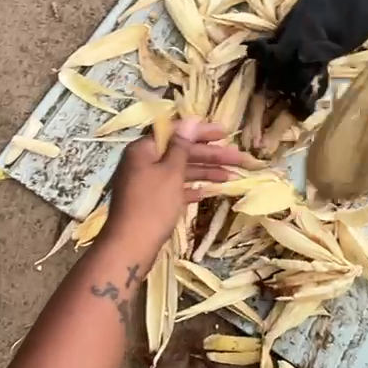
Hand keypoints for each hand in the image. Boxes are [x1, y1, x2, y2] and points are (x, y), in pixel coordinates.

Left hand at [100, 119, 249, 259]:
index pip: (175, 132)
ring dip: (205, 172)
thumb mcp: (171, 172)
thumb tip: (190, 120)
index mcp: (143, 149)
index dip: (202, 132)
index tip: (225, 133)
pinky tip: (208, 192)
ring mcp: (146, 183)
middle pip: (181, 152)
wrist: (129, 247)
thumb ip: (182, 146)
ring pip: (180, 171)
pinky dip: (191, 189)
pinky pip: (174, 189)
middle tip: (238, 157)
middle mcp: (143, 162)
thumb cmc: (152, 205)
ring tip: (231, 176)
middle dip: (210, 155)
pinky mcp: (151, 202)